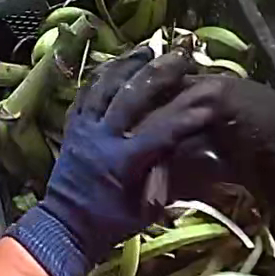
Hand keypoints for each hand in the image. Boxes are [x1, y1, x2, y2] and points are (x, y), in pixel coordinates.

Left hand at [6, 49, 215, 275]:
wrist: (65, 226)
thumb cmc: (110, 223)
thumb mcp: (145, 210)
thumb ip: (167, 180)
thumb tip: (199, 163)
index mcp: (123, 161)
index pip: (161, 130)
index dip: (186, 115)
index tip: (209, 102)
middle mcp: (102, 137)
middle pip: (132, 95)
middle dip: (159, 73)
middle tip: (181, 57)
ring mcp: (84, 128)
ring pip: (105, 86)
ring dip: (128, 65)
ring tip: (147, 49)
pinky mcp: (72, 125)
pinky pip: (85, 93)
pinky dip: (102, 75)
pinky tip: (116, 63)